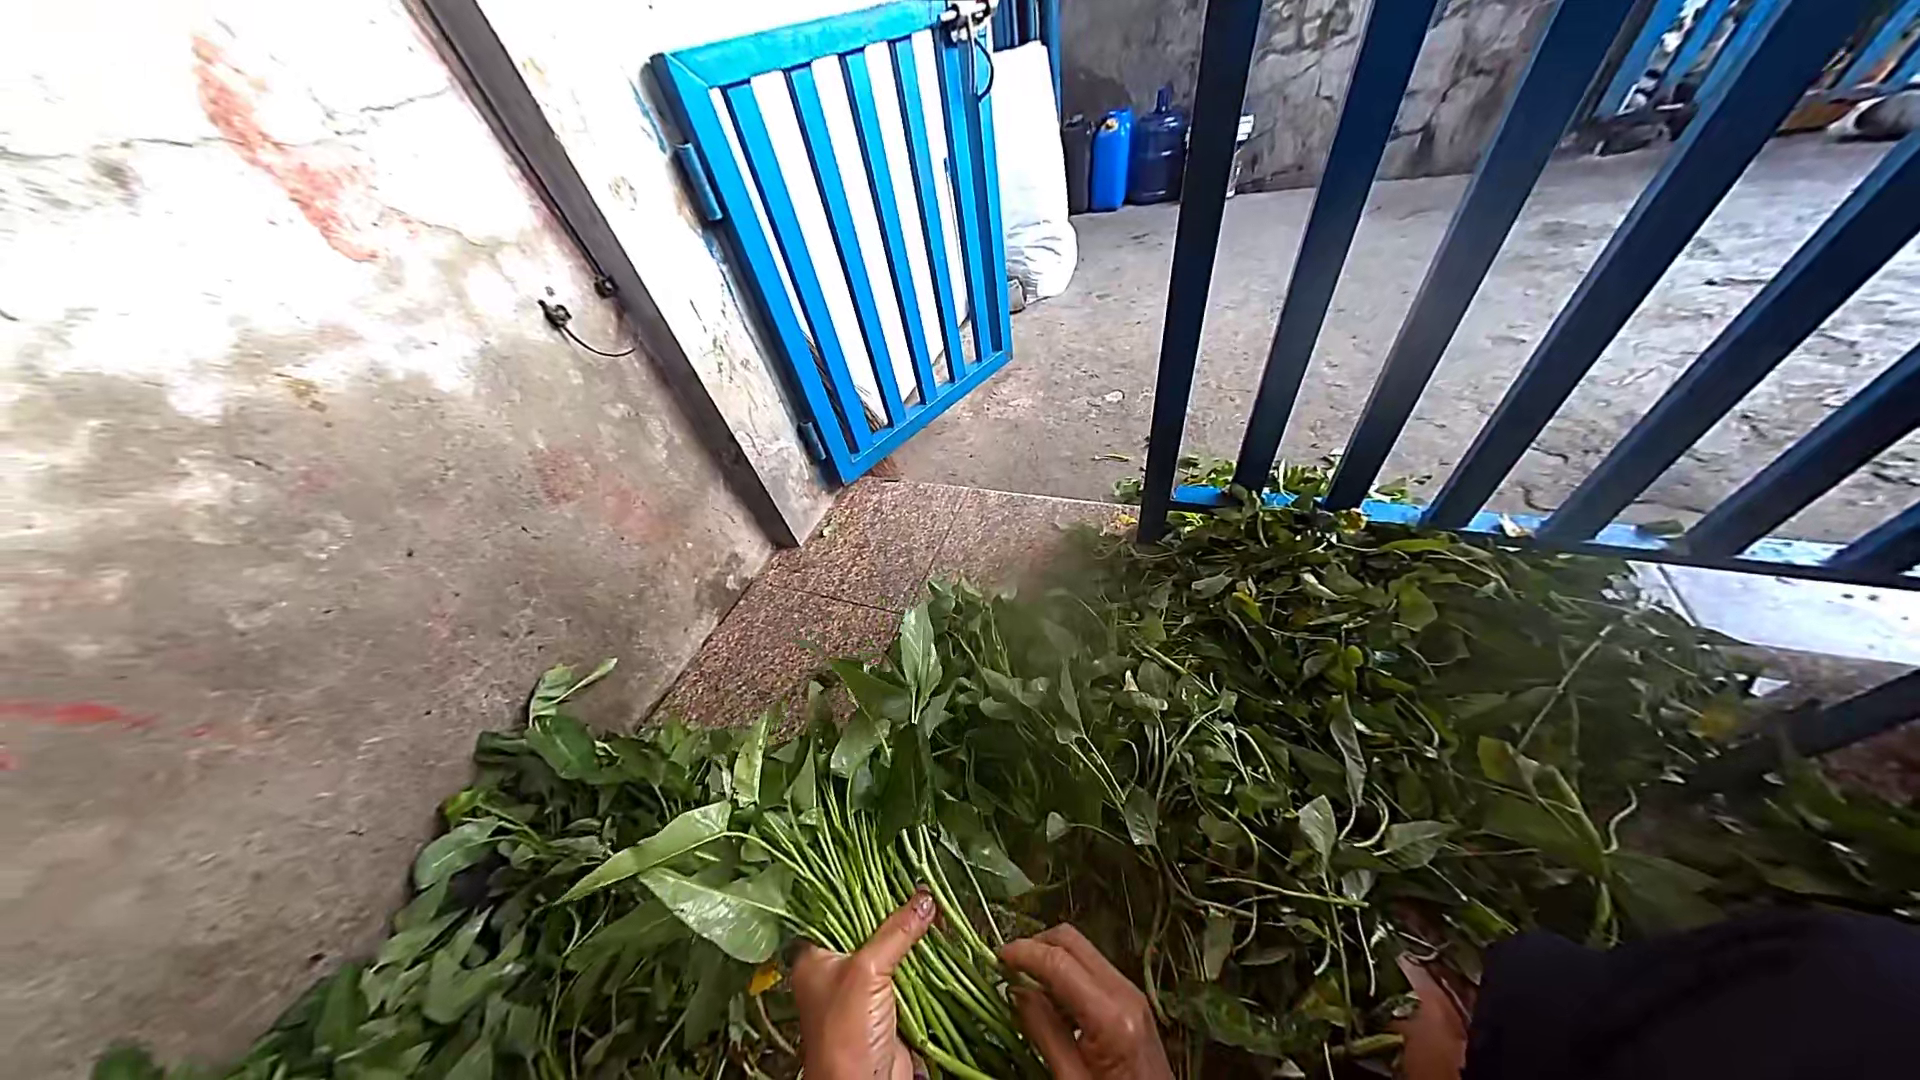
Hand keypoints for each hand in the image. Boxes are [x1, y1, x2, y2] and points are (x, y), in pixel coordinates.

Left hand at [790, 889, 936, 1079]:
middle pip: (866, 927)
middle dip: (893, 909)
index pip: (834, 909)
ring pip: (889, 948)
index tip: (885, 866)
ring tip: (932, 903)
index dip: (859, 888)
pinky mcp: (886, 1004)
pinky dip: (921, 956)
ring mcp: (861, 987)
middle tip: (917, 882)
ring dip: (910, 932)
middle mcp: (835, 969)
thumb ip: (895, 931)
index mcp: (815, 958)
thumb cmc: (846, 1034)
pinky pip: (905, 970)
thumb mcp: (867, 971)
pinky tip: (937, 935)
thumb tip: (925, 897)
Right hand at [999, 924, 1172, 1079]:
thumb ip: (1043, 1032)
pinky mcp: (1132, 1001)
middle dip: (1035, 945)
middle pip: (1071, 939)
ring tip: (1024, 982)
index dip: (1023, 952)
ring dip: (1050, 956)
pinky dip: (1066, 971)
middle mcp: (1124, 991)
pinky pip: (1091, 968)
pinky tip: (1050, 998)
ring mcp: (1131, 992)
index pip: (1058, 960)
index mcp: (1110, 1015)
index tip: (997, 956)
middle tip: (1008, 964)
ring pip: (1081, 949)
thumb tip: (1015, 989)